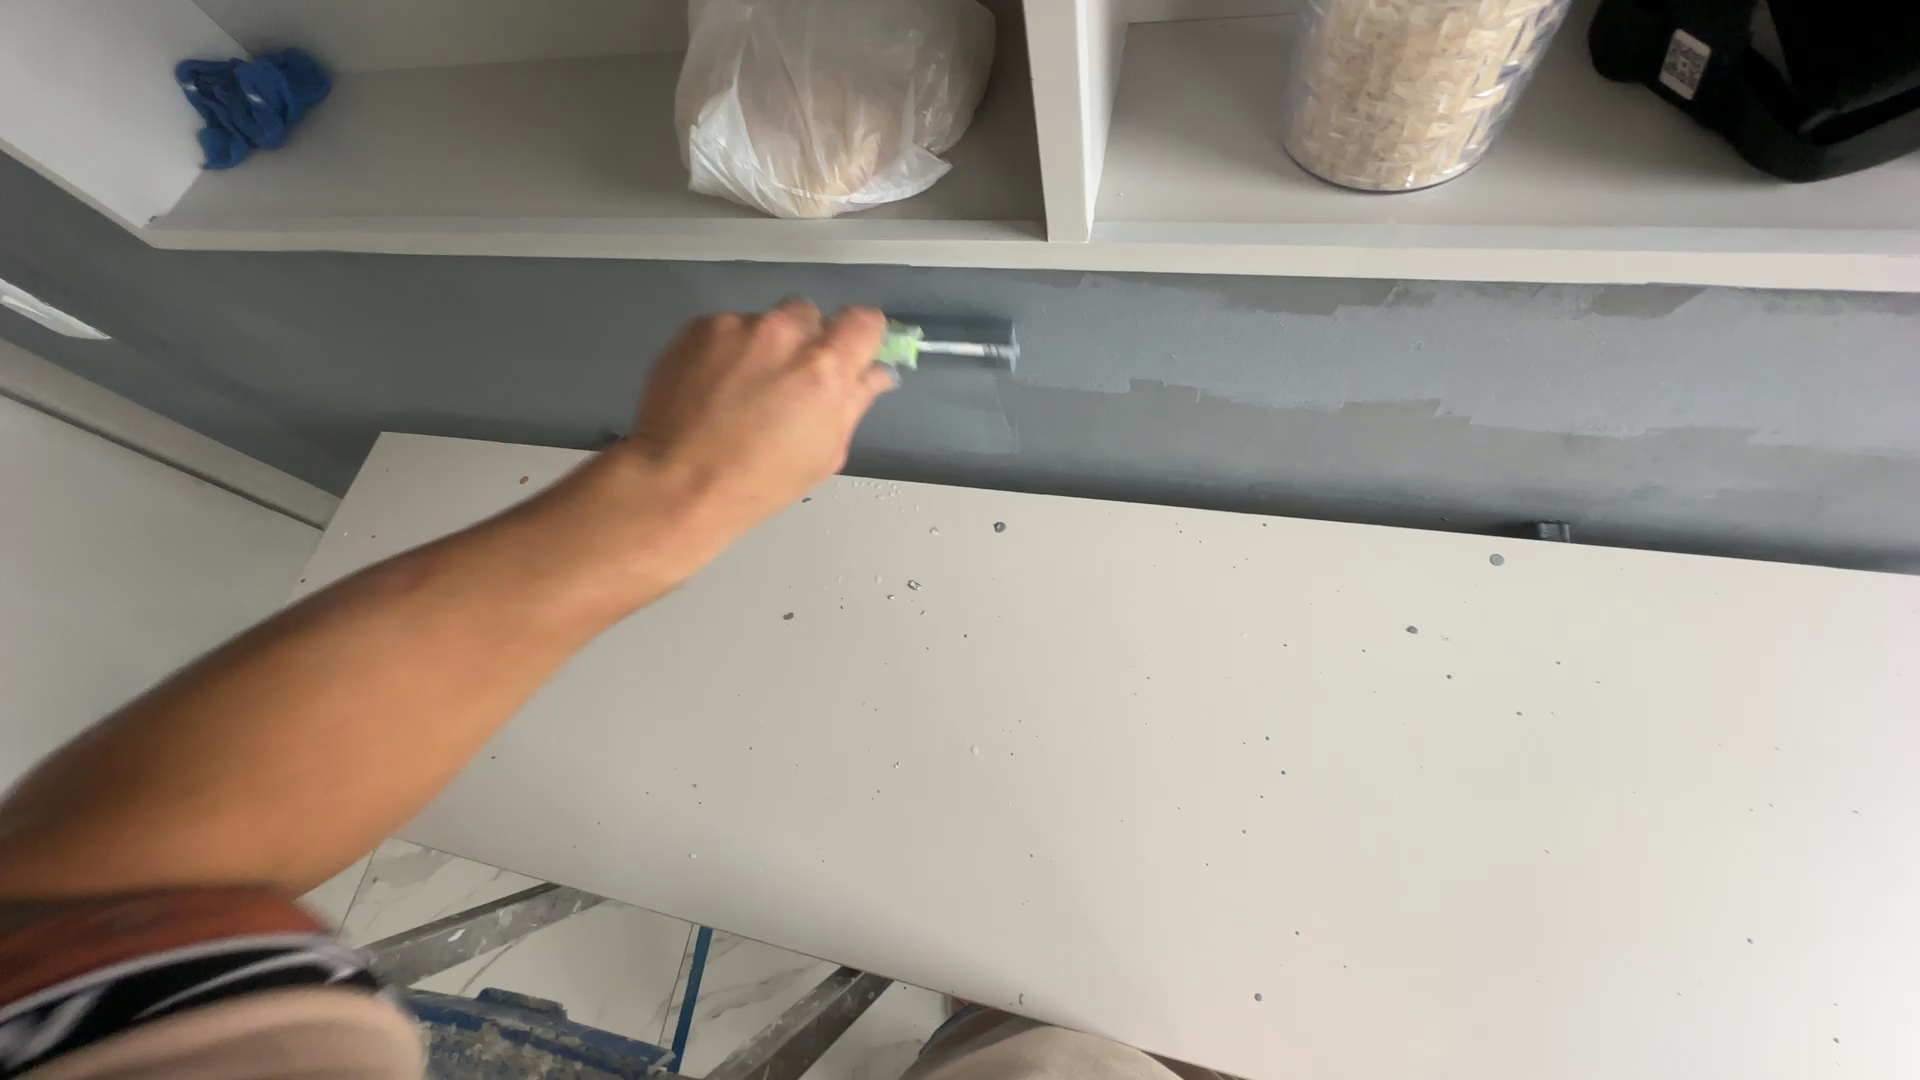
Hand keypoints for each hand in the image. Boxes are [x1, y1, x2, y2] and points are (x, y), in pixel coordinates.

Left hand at [631, 299, 893, 520]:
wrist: (681, 480)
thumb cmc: (763, 479)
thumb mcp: (826, 451)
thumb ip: (854, 402)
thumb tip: (874, 373)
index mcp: (825, 367)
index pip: (863, 321)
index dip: (860, 337)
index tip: (851, 354)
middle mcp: (784, 334)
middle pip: (811, 315)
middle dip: (807, 341)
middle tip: (791, 381)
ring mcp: (737, 326)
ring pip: (766, 322)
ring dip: (764, 346)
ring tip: (743, 390)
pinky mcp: (698, 327)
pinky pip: (727, 329)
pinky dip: (727, 351)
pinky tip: (714, 387)